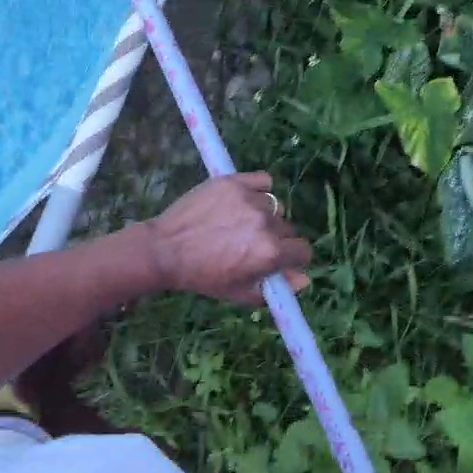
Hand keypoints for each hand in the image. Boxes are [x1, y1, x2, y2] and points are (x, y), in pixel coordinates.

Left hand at [144, 172, 312, 305]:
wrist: (166, 249)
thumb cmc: (203, 276)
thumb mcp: (241, 292)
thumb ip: (277, 288)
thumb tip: (305, 279)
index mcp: (270, 253)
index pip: (303, 250)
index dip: (292, 257)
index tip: (278, 258)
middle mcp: (264, 223)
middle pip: (287, 228)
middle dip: (276, 237)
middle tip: (251, 242)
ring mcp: (248, 199)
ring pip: (274, 206)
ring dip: (264, 214)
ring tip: (240, 222)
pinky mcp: (233, 181)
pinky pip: (263, 180)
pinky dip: (259, 188)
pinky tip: (245, 199)